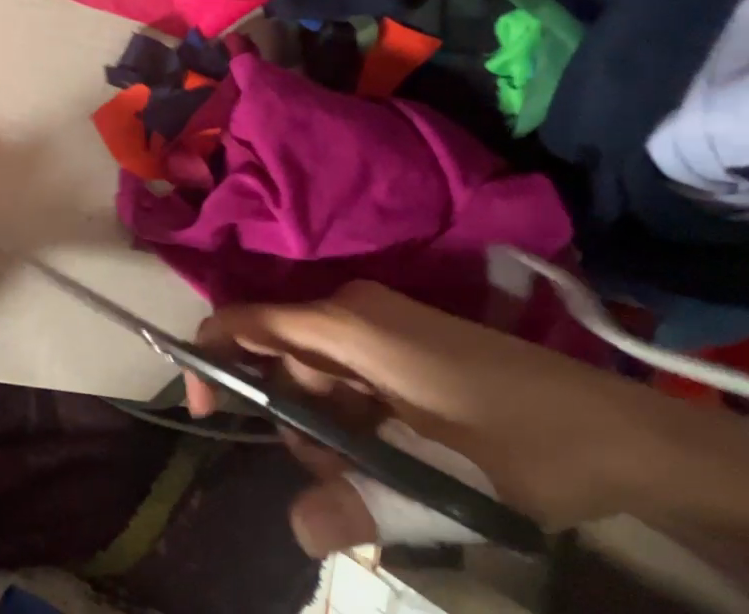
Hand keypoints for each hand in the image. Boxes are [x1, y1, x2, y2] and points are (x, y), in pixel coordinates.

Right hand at [184, 281, 727, 556]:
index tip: (205, 413)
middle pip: (278, 359)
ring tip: (382, 473)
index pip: (240, 323)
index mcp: (344, 325)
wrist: (634, 436)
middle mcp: (351, 311)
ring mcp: (380, 324)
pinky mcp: (404, 343)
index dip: (206, 360)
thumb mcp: (437, 484)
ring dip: (328, 428)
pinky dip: (355, 419)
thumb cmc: (524, 444)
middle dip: (292, 420)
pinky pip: (348, 375)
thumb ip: (356, 505)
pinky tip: (398, 456)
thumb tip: (294, 529)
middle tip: (339, 474)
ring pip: (315, 374)